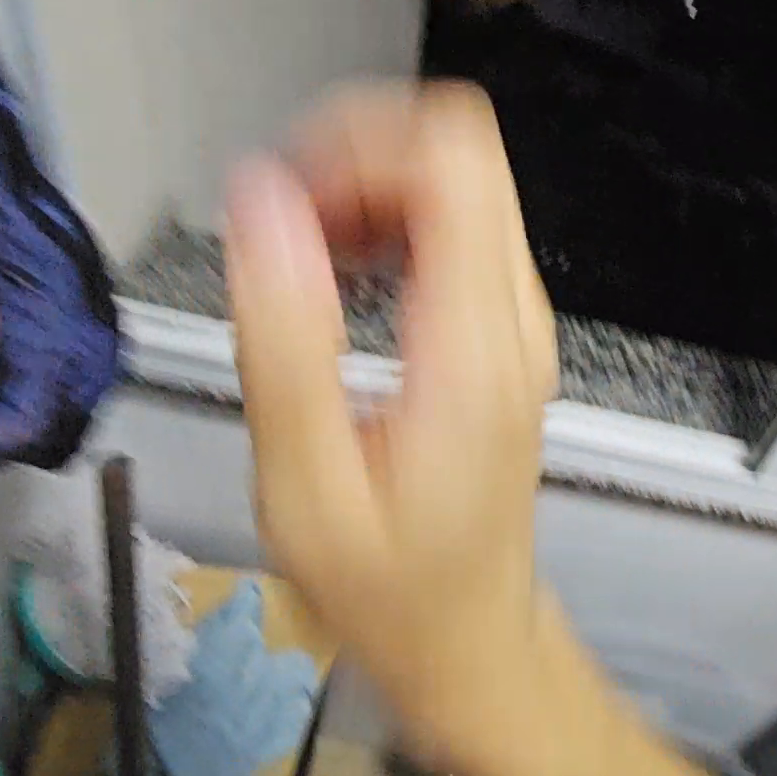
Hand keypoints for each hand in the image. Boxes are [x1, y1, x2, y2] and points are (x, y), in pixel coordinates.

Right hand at [226, 86, 769, 775]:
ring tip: (304, 250)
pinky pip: (458, 228)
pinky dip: (394, 220)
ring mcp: (519, 316)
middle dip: (362, 156)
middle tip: (287, 222)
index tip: (286, 198)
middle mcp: (514, 313)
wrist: (472, 632)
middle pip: (462, 151)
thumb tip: (257, 197)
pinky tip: (343, 271)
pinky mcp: (505, 328)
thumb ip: (283, 334)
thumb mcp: (306, 483)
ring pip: (461, 181)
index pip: (453, 160)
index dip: (361, 142)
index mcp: (473, 344)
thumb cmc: (388, 586)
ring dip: (373, 188)